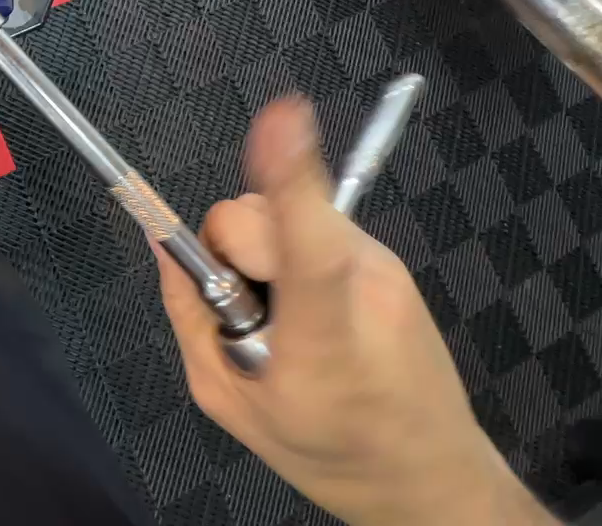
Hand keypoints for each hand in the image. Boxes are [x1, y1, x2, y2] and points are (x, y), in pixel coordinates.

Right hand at [157, 98, 552, 525]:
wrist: (439, 485)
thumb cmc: (330, 454)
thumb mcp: (227, 401)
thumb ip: (188, 315)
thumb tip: (162, 242)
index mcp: (324, 341)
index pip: (304, 244)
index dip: (288, 178)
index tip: (283, 116)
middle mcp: (362, 285)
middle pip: (260, 215)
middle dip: (232, 246)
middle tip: (245, 308)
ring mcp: (383, 266)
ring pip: (279, 213)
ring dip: (258, 251)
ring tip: (280, 314)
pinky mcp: (388, 258)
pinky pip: (306, 225)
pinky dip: (286, 253)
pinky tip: (304, 303)